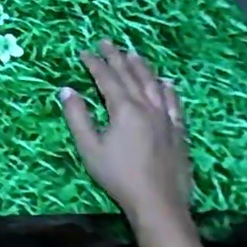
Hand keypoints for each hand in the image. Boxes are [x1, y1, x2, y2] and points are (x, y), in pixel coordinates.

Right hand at [57, 41, 191, 220]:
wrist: (159, 204)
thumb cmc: (119, 176)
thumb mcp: (89, 147)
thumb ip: (77, 116)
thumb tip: (67, 90)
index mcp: (124, 109)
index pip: (107, 79)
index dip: (94, 63)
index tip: (84, 51)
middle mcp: (147, 107)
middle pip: (131, 76)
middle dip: (117, 57)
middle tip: (107, 42)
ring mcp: (166, 119)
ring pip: (154, 85)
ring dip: (142, 67)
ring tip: (133, 54)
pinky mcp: (179, 132)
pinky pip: (174, 104)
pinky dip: (169, 90)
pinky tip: (167, 83)